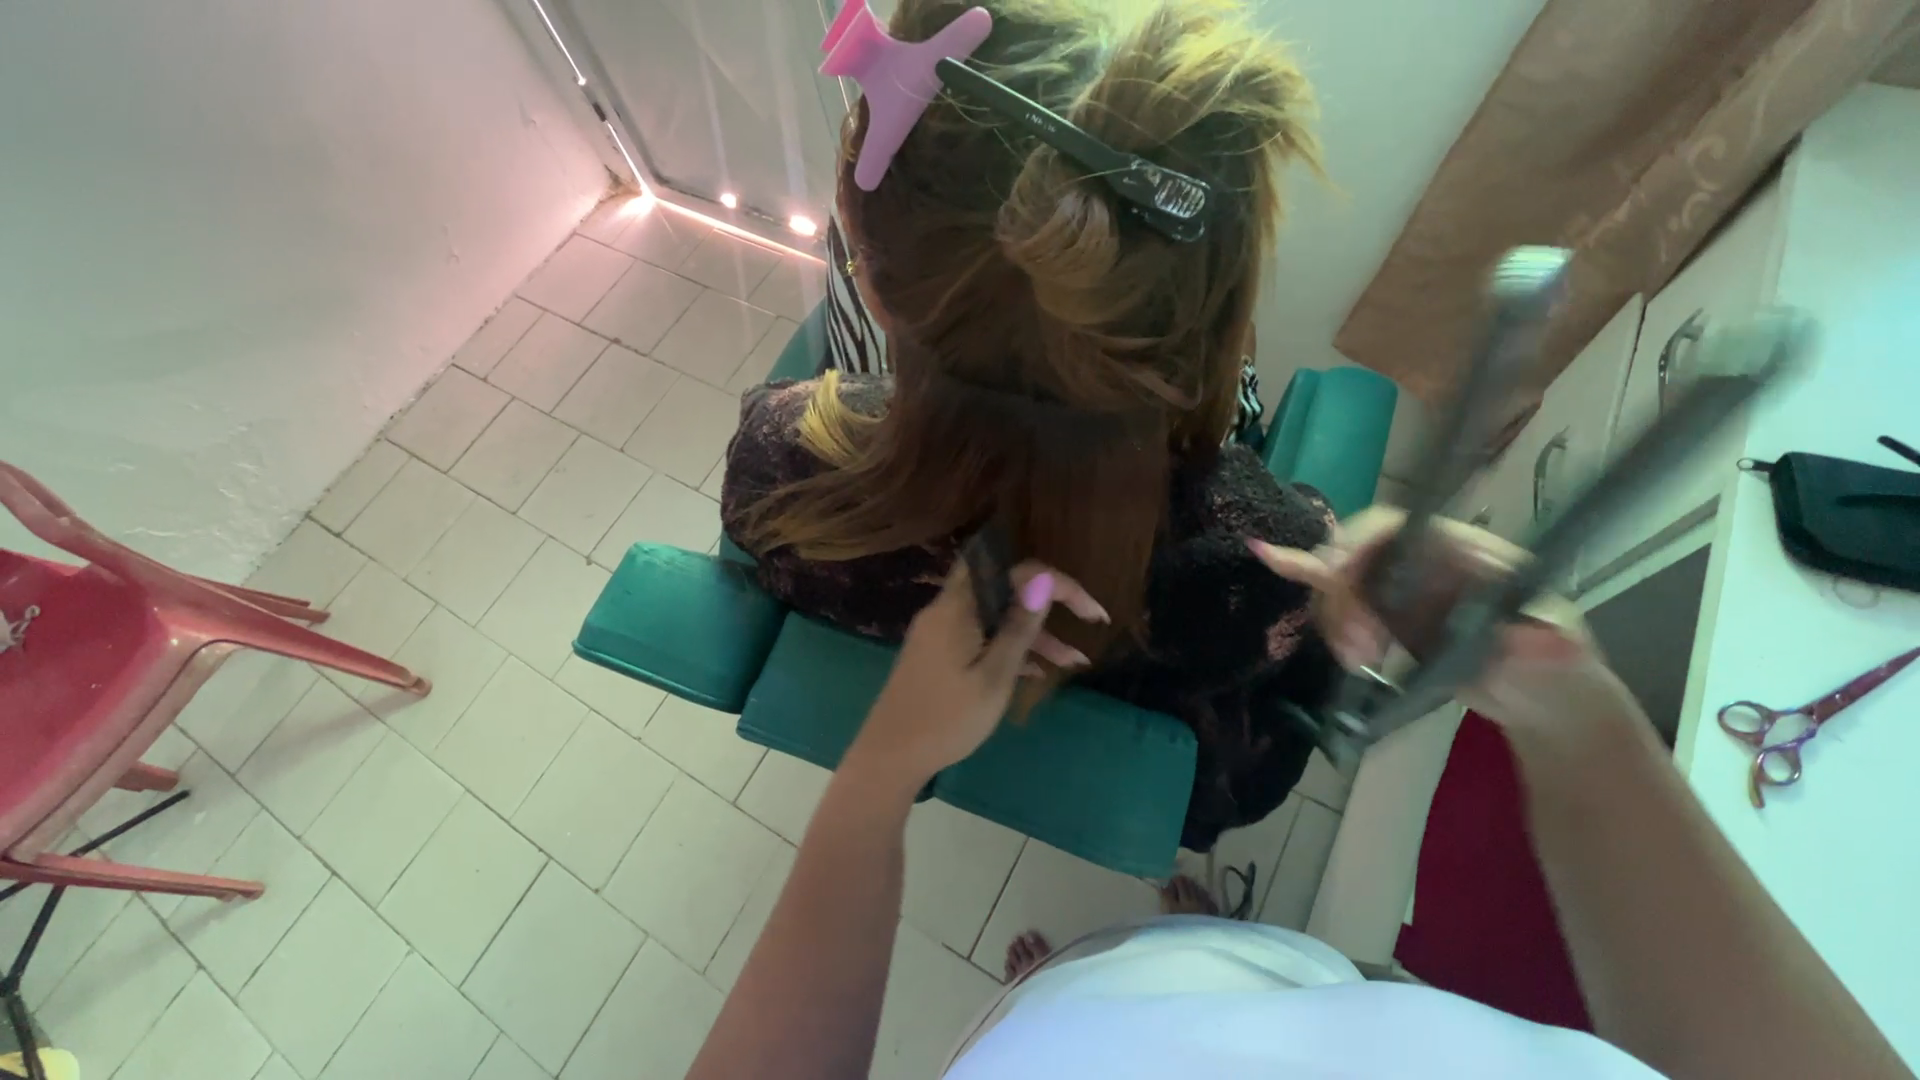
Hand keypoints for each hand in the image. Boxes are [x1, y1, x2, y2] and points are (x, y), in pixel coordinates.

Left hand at [846, 559, 1106, 788]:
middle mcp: (947, 609)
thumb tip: (1042, 577)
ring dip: (1034, 633)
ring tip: (1075, 662)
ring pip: (995, 616)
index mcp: (958, 607)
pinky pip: (980, 636)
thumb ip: (1019, 626)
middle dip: (1048, 602)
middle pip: (1004, 587)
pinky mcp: (937, 653)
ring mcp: (940, 632)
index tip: (1091, 611)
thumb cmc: (947, 718)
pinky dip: (1009, 648)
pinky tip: (1038, 671)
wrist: (889, 756)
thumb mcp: (993, 676)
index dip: (1057, 582)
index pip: (1013, 570)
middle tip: (1088, 621)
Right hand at [1248, 505, 1610, 731]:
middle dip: (1341, 597)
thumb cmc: (1559, 673)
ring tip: (1358, 663)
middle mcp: (1422, 561)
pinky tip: (1269, 561)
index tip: (1335, 574)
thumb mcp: (1561, 657)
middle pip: (1356, 556)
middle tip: (1357, 651)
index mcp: (1464, 553)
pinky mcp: (1383, 617)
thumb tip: (1534, 638)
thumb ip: (1544, 644)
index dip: (1358, 541)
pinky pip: (1337, 599)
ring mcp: (1399, 589)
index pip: (1398, 527)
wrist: (1542, 703)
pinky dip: (1310, 592)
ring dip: (1334, 620)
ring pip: (1339, 585)